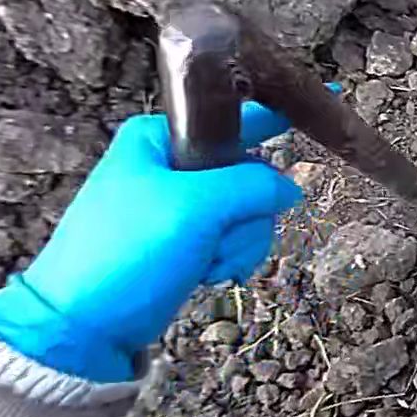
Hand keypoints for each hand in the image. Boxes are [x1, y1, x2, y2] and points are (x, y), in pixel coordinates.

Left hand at [0, 103, 304, 380]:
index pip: (238, 116)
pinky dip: (235, 255)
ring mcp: (190, 203)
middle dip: (250, 212)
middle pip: (257, 175)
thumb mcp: (195, 206)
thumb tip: (290, 189)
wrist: (86, 322)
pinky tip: (208, 269)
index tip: (330, 94)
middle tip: (219, 232)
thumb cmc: (127, 251)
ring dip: (242, 241)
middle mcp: (178, 166)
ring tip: (207, 259)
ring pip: (256, 210)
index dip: (282, 114)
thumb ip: (254, 186)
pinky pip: (245, 235)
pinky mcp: (197, 235)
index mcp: (162, 140)